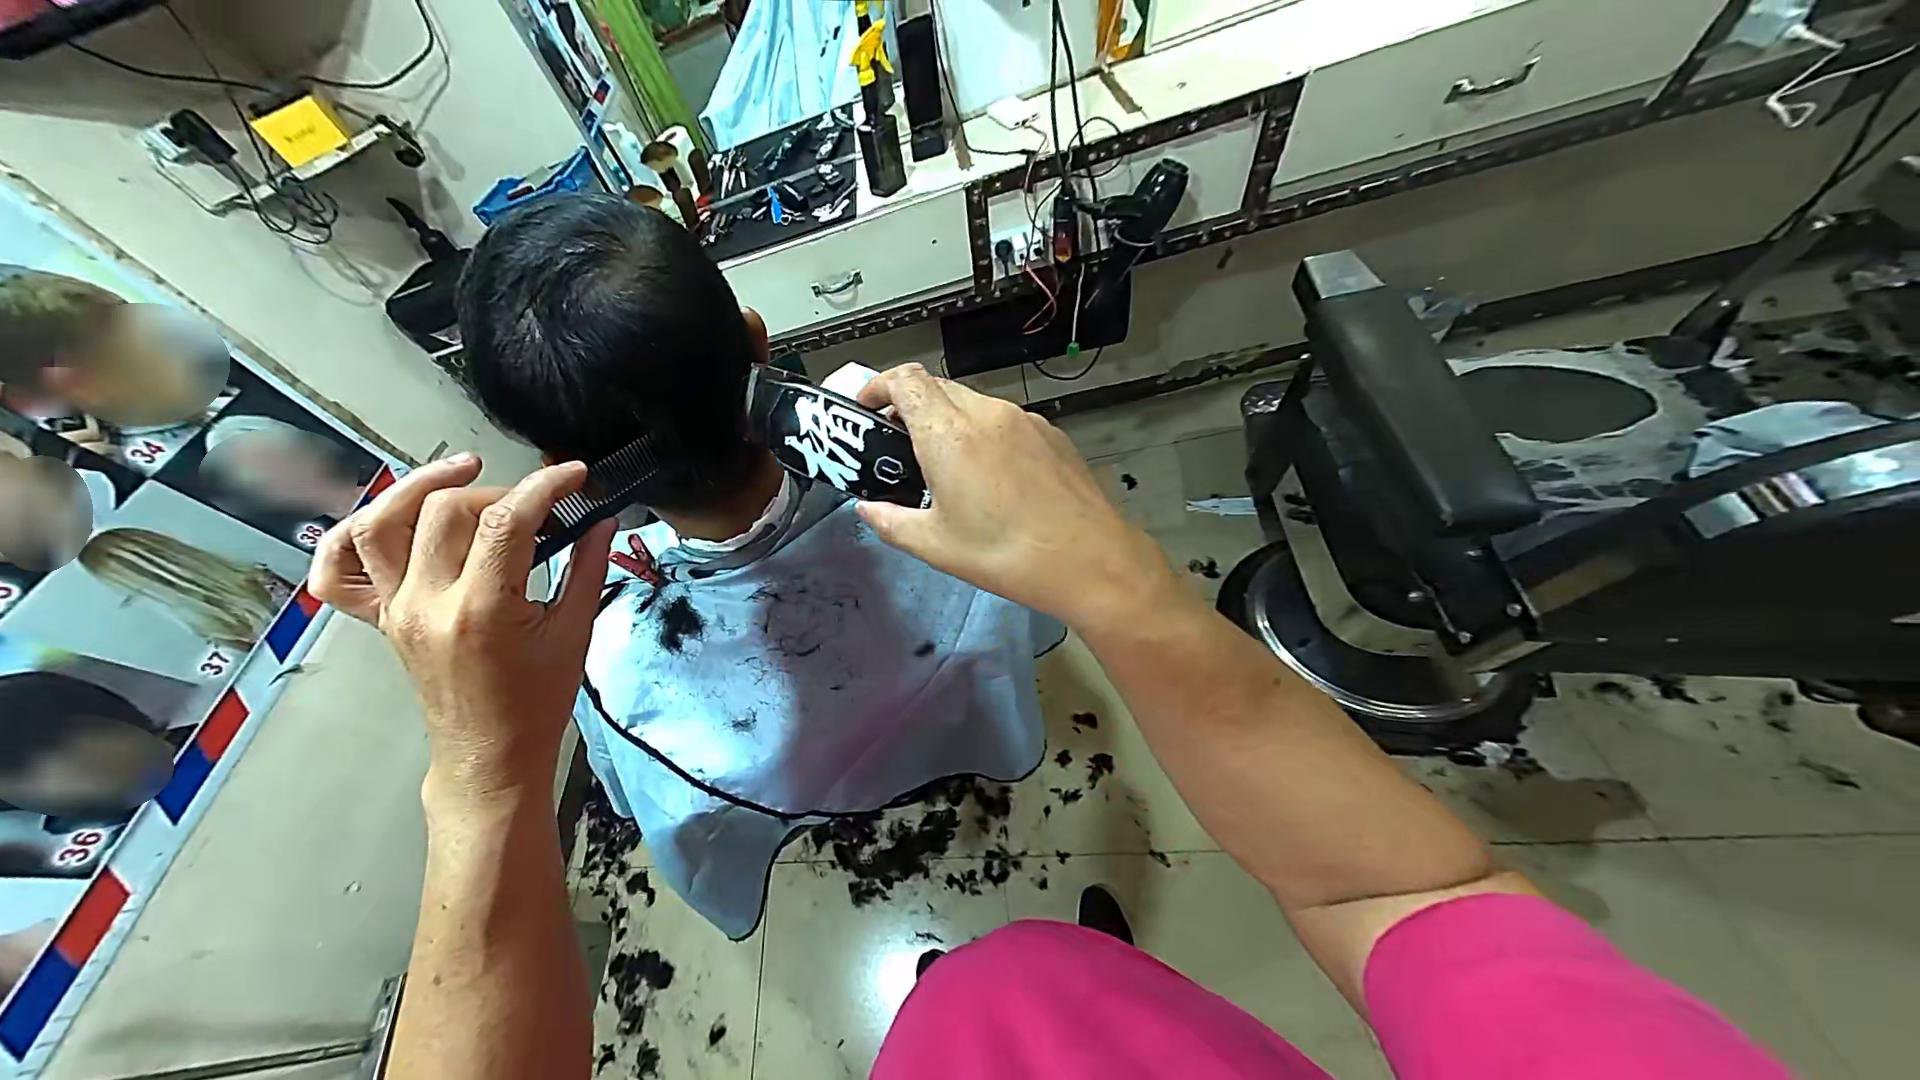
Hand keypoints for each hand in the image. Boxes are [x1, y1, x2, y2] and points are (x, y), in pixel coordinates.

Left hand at [310, 455, 615, 802]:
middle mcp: (427, 603)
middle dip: (501, 490)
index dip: (546, 487)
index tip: (577, 474)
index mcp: (484, 609)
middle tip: (540, 503)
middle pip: (446, 511)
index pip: (508, 522)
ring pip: (382, 523)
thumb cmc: (539, 697)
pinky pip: (341, 567)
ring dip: (422, 486)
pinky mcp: (380, 617)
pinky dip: (357, 531)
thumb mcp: (576, 630)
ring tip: (465, 470)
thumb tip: (601, 520)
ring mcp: (395, 608)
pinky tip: (395, 515)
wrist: (490, 749)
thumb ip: (588, 568)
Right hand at [854, 364, 1179, 628]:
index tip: (866, 408)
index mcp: (950, 434)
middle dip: (910, 407)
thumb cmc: (1008, 555)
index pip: (904, 380)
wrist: (1091, 561)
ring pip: (973, 403)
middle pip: (937, 387)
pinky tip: (991, 476)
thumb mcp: (936, 546)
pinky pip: (1005, 420)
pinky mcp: (1051, 434)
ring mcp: (1024, 420)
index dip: (877, 386)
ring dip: (949, 421)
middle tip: (900, 444)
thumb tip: (869, 509)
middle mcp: (987, 414)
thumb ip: (891, 521)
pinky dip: (984, 433)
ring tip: (946, 465)